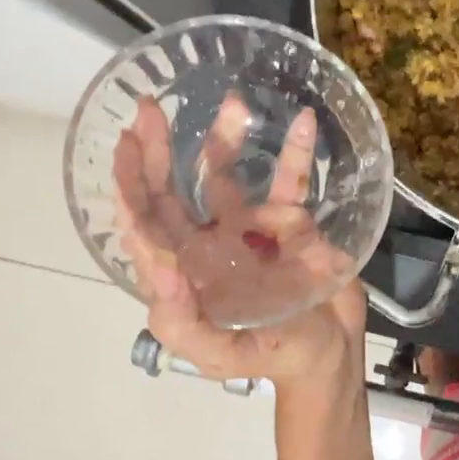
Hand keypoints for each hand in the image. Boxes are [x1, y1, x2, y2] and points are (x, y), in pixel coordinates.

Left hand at [114, 92, 364, 392]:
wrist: (331, 354)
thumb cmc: (272, 356)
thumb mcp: (220, 354)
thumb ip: (181, 321)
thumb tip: (154, 261)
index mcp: (184, 271)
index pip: (145, 223)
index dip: (130, 185)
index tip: (128, 146)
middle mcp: (209, 243)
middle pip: (173, 191)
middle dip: (158, 151)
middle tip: (150, 111)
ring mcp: (252, 229)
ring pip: (228, 175)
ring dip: (223, 138)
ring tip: (232, 103)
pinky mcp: (294, 223)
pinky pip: (293, 181)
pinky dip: (298, 153)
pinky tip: (304, 122)